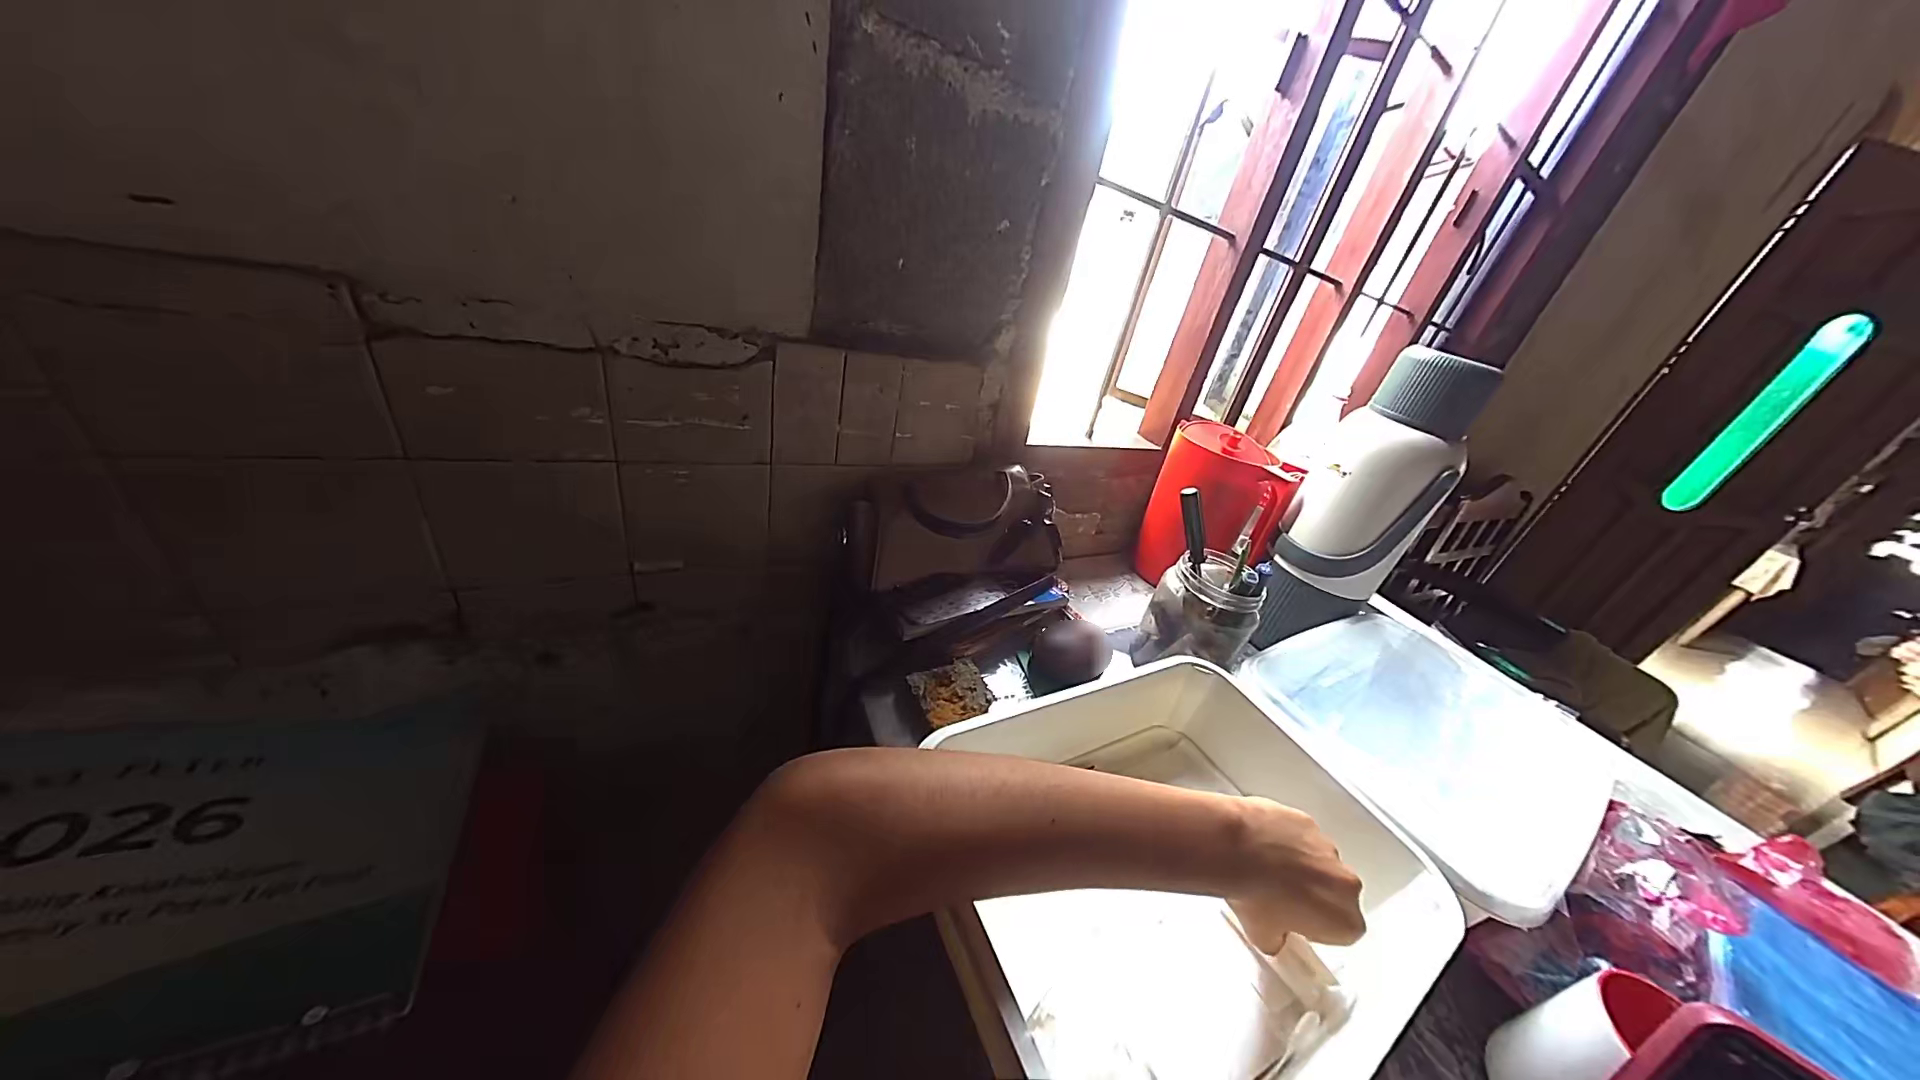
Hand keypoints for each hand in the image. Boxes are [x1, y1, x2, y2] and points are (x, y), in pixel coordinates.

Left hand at [1225, 796, 1365, 948]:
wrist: (1232, 847)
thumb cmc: (1253, 892)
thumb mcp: (1262, 935)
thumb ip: (1277, 941)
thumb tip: (1271, 937)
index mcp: (1346, 920)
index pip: (1342, 931)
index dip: (1316, 929)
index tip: (1295, 924)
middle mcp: (1346, 882)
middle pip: (1335, 892)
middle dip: (1312, 894)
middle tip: (1278, 896)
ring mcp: (1326, 845)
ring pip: (1318, 859)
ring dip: (1299, 863)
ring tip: (1264, 866)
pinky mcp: (1304, 819)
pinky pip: (1298, 833)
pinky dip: (1282, 836)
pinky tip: (1258, 842)